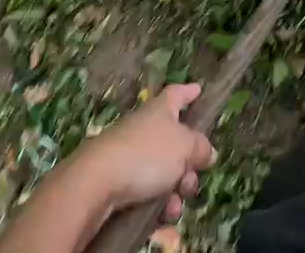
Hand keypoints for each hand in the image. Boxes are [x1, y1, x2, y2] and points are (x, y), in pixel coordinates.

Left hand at [70, 83, 217, 222]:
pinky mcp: (119, 180)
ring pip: (165, 171)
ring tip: (175, 205)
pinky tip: (162, 215)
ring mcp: (131, 154)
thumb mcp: (185, 147)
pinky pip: (148, 189)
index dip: (190, 92)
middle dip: (189, 164)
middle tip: (192, 180)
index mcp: (161, 110)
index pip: (177, 94)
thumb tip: (208, 151)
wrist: (96, 183)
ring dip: (176, 189)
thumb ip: (200, 147)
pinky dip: (159, 202)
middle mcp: (146, 128)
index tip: (199, 89)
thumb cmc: (146, 154)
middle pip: (176, 142)